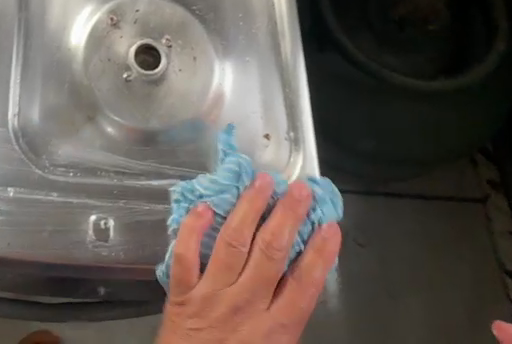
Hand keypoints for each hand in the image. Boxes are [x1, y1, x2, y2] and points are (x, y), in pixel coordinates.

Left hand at [155, 173, 342, 343]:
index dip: (319, 254)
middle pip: (270, 254)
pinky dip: (192, 230)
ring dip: (248, 209)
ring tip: (261, 182)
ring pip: (232, 244)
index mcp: (276, 330)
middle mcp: (245, 307)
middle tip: (299, 188)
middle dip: (287, 217)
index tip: (330, 225)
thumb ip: (288, 319)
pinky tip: (204, 206)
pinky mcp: (181, 293)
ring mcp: (211, 296)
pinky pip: (185, 255)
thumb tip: (302, 280)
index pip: (304, 285)